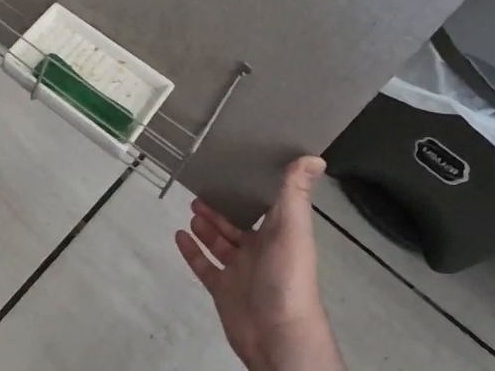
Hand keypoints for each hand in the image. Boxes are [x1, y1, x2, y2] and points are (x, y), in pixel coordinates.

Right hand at [176, 157, 345, 370]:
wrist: (278, 337)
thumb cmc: (287, 277)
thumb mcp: (293, 229)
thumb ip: (295, 193)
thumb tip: (314, 157)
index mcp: (279, 235)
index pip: (265, 205)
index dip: (251, 188)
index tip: (233, 165)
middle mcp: (260, 251)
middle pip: (238, 224)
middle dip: (221, 208)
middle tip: (200, 189)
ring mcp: (240, 272)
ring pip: (220, 243)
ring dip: (207, 227)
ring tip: (191, 208)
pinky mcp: (224, 290)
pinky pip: (205, 266)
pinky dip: (192, 251)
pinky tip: (180, 236)